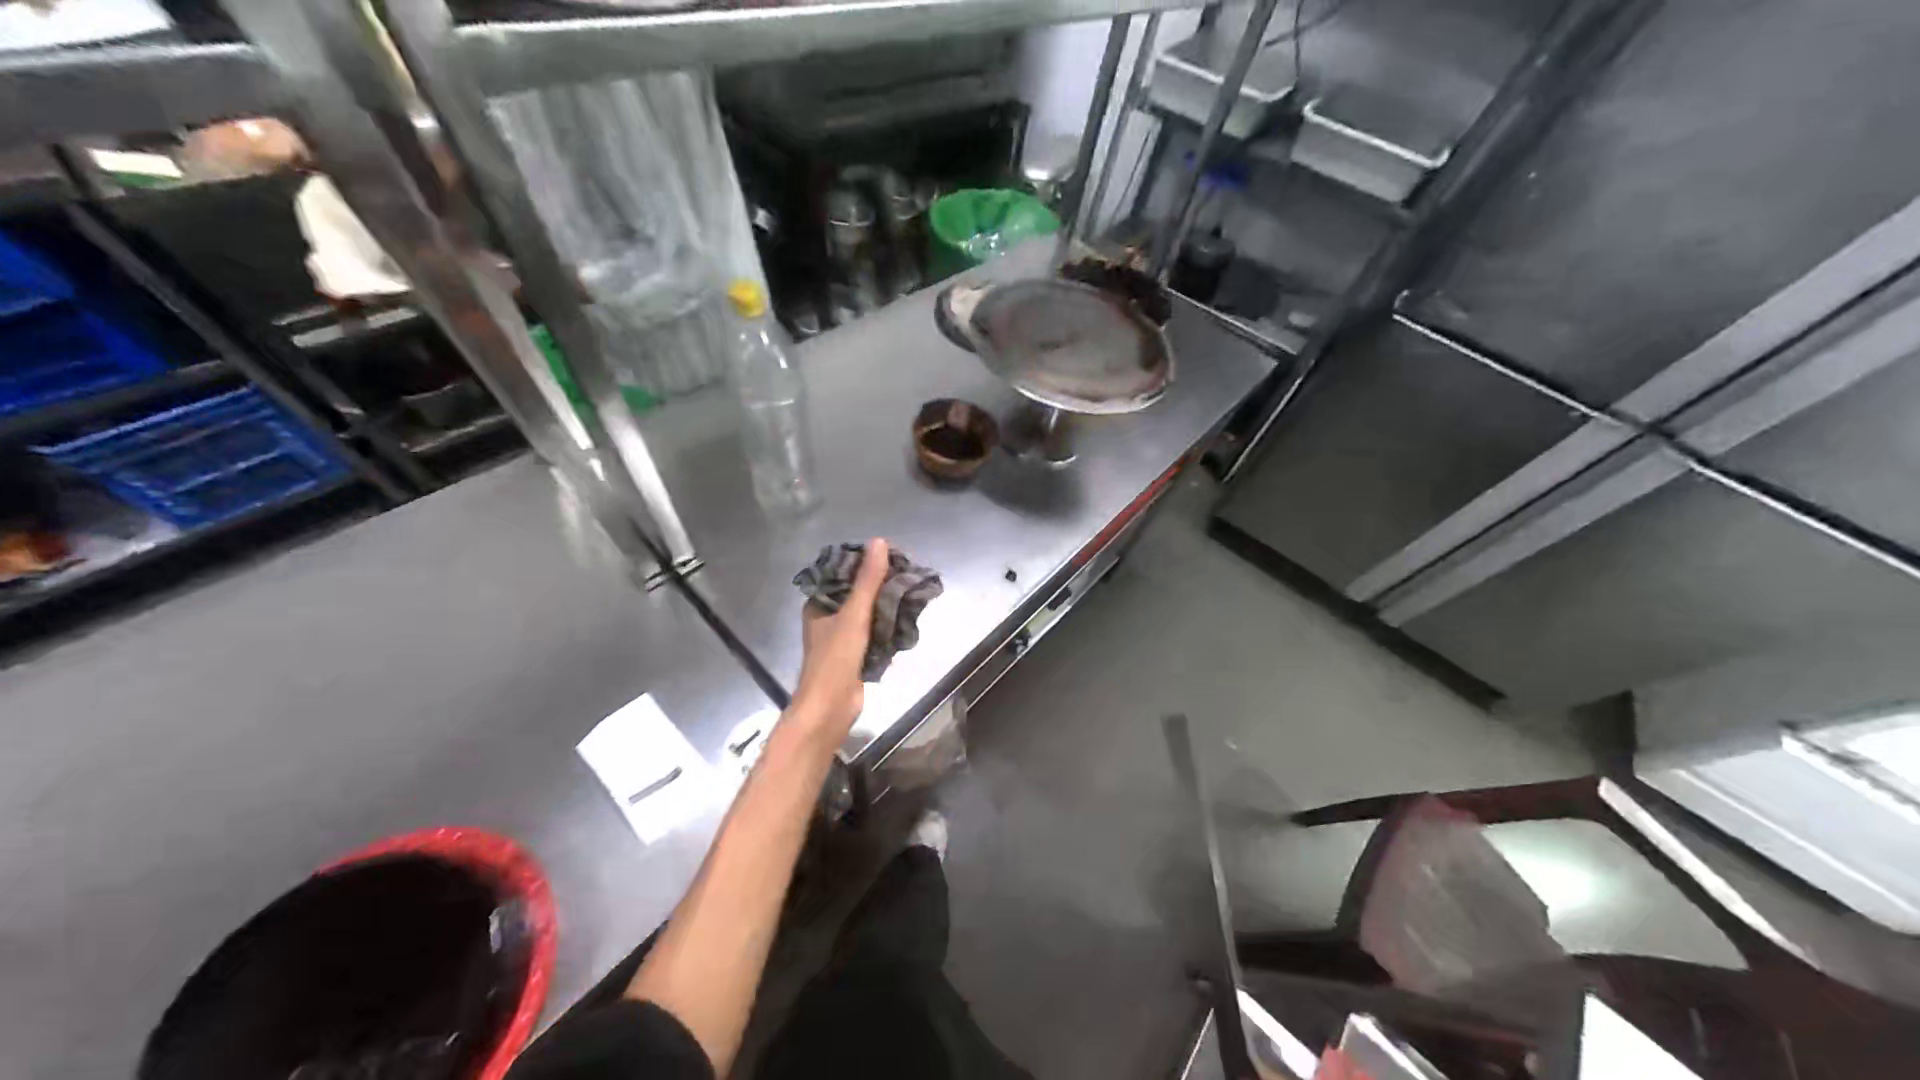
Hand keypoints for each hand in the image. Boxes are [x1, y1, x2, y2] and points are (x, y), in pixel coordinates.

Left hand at [789, 538, 890, 744]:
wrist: (829, 709)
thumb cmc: (835, 659)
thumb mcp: (854, 615)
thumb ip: (868, 581)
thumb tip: (880, 542)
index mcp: (819, 604)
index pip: (843, 573)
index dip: (865, 562)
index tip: (892, 555)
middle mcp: (828, 617)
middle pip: (858, 592)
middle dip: (882, 584)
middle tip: (909, 573)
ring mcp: (842, 638)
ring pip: (869, 613)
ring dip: (888, 605)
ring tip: (914, 591)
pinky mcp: (856, 655)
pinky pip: (875, 633)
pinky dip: (889, 627)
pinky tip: (908, 619)